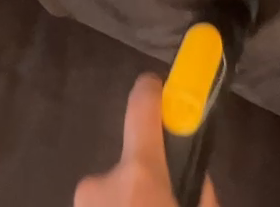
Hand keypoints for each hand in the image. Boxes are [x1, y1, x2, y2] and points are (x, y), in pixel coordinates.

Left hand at [75, 75, 218, 206]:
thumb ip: (197, 188)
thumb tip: (190, 173)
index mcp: (140, 174)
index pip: (142, 105)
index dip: (151, 89)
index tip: (159, 84)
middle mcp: (102, 181)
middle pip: (131, 161)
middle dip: (146, 176)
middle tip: (164, 198)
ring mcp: (81, 201)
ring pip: (115, 190)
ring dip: (130, 201)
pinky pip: (102, 206)